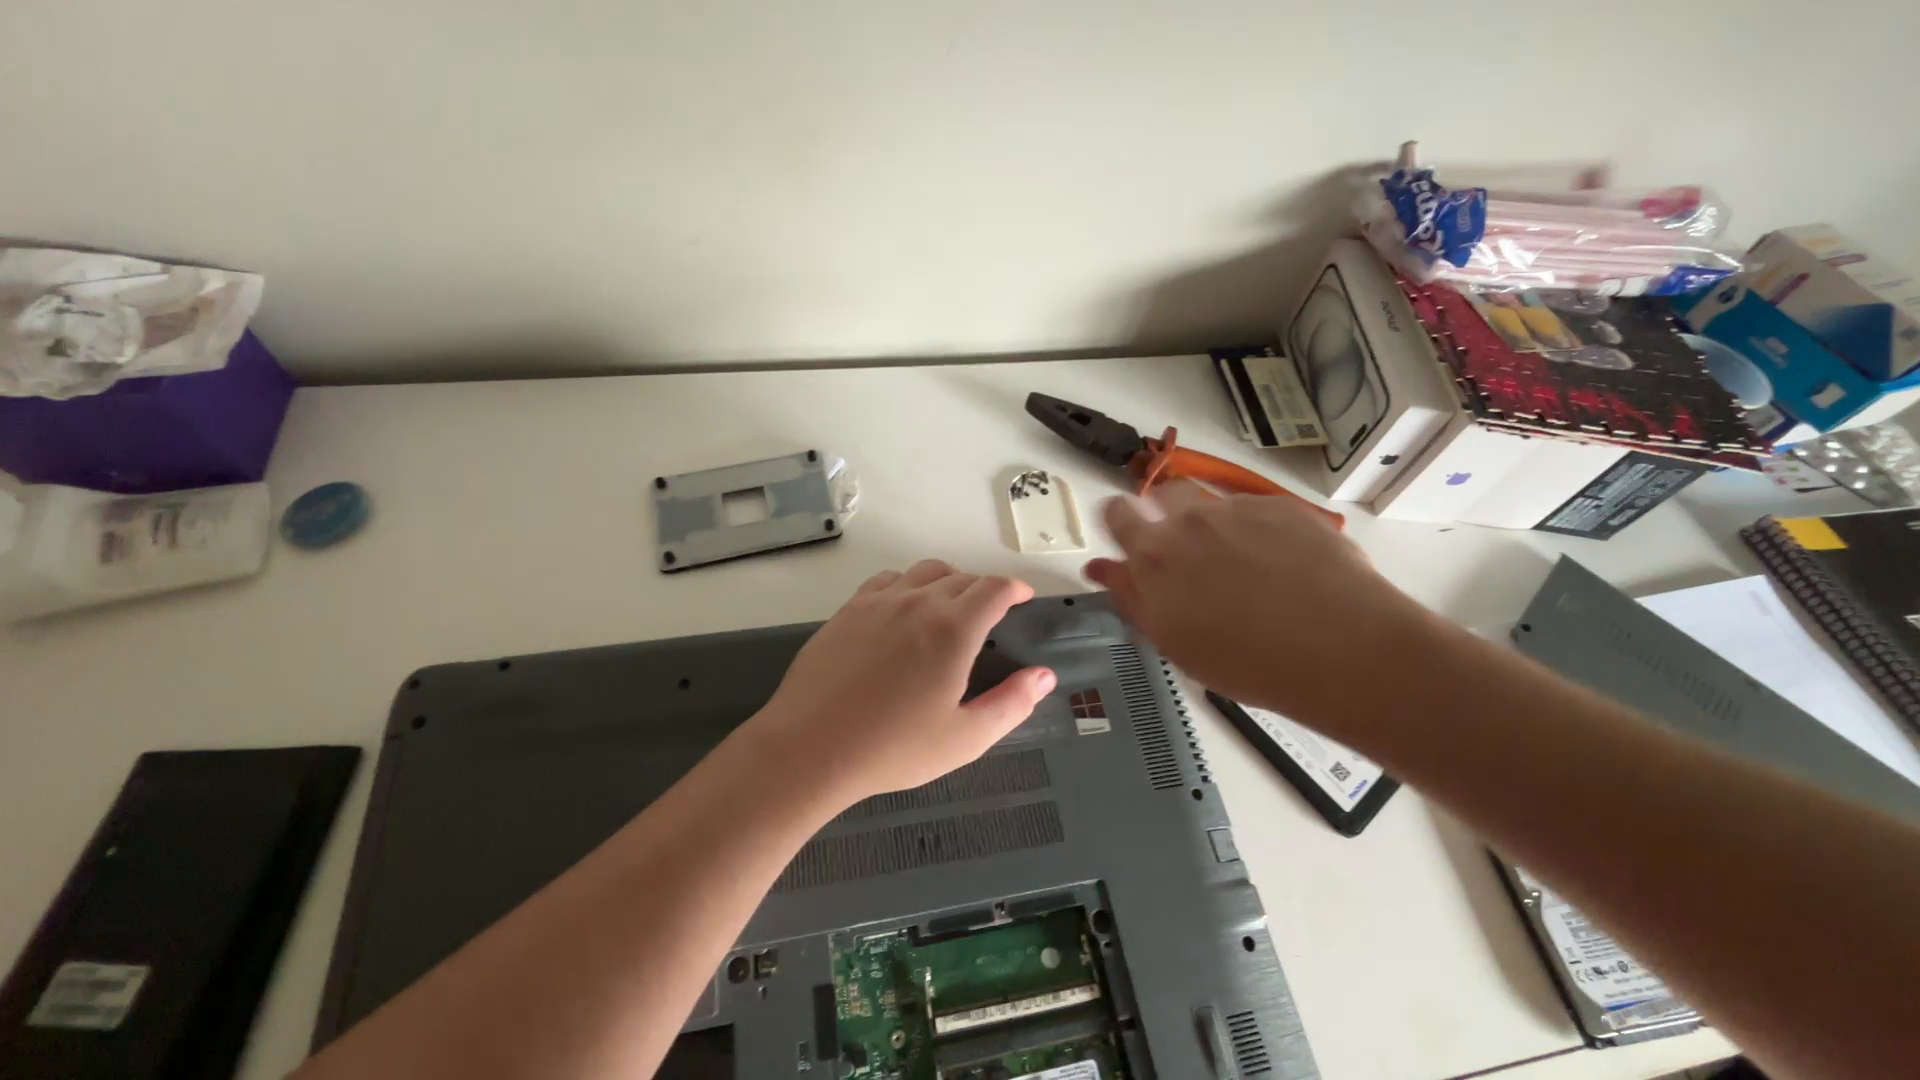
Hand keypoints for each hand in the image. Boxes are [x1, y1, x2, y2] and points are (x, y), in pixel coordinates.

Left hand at [747, 560, 1055, 803]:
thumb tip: (1044, 677)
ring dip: (946, 580)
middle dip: (983, 588)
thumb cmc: (893, 748)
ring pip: (923, 571)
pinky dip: (907, 584)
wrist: (810, 747)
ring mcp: (878, 602)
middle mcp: (918, 602)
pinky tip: (903, 607)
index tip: (1022, 597)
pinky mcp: (847, 611)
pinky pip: (886, 580)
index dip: (1014, 588)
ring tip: (950, 604)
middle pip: (961, 576)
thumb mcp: (965, 739)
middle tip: (990, 613)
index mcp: (954, 629)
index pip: (994, 588)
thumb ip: (1011, 704)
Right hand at [1084, 483, 1425, 716]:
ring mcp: (1240, 510)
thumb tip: (1100, 568)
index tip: (1131, 540)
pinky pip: (1256, 510)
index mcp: (1154, 556)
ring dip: (1212, 524)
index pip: (1117, 513)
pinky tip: (1282, 566)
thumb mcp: (1173, 641)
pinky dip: (1258, 531)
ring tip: (1239, 565)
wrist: (1339, 647)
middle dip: (1166, 517)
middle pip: (1163, 496)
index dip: (1120, 522)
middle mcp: (1191, 521)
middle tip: (1189, 559)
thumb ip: (1131, 597)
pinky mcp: (1284, 507)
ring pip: (1212, 503)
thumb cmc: (1246, 661)